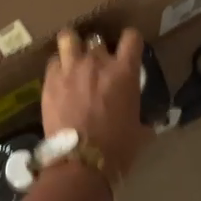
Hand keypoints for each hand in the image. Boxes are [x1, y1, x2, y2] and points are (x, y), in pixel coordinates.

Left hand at [42, 28, 150, 180]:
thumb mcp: (139, 132)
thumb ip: (143, 120)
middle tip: (97, 64)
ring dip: (72, 45)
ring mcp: (70, 68)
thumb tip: (150, 125)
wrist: (80, 162)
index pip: (132, 37)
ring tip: (72, 57)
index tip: (128, 49)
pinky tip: (59, 79)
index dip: (131, 40)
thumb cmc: (117, 148)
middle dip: (98, 49)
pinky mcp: (49, 80)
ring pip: (68, 38)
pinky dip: (57, 67)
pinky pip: (52, 62)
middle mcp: (97, 62)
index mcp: (124, 71)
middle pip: (97, 38)